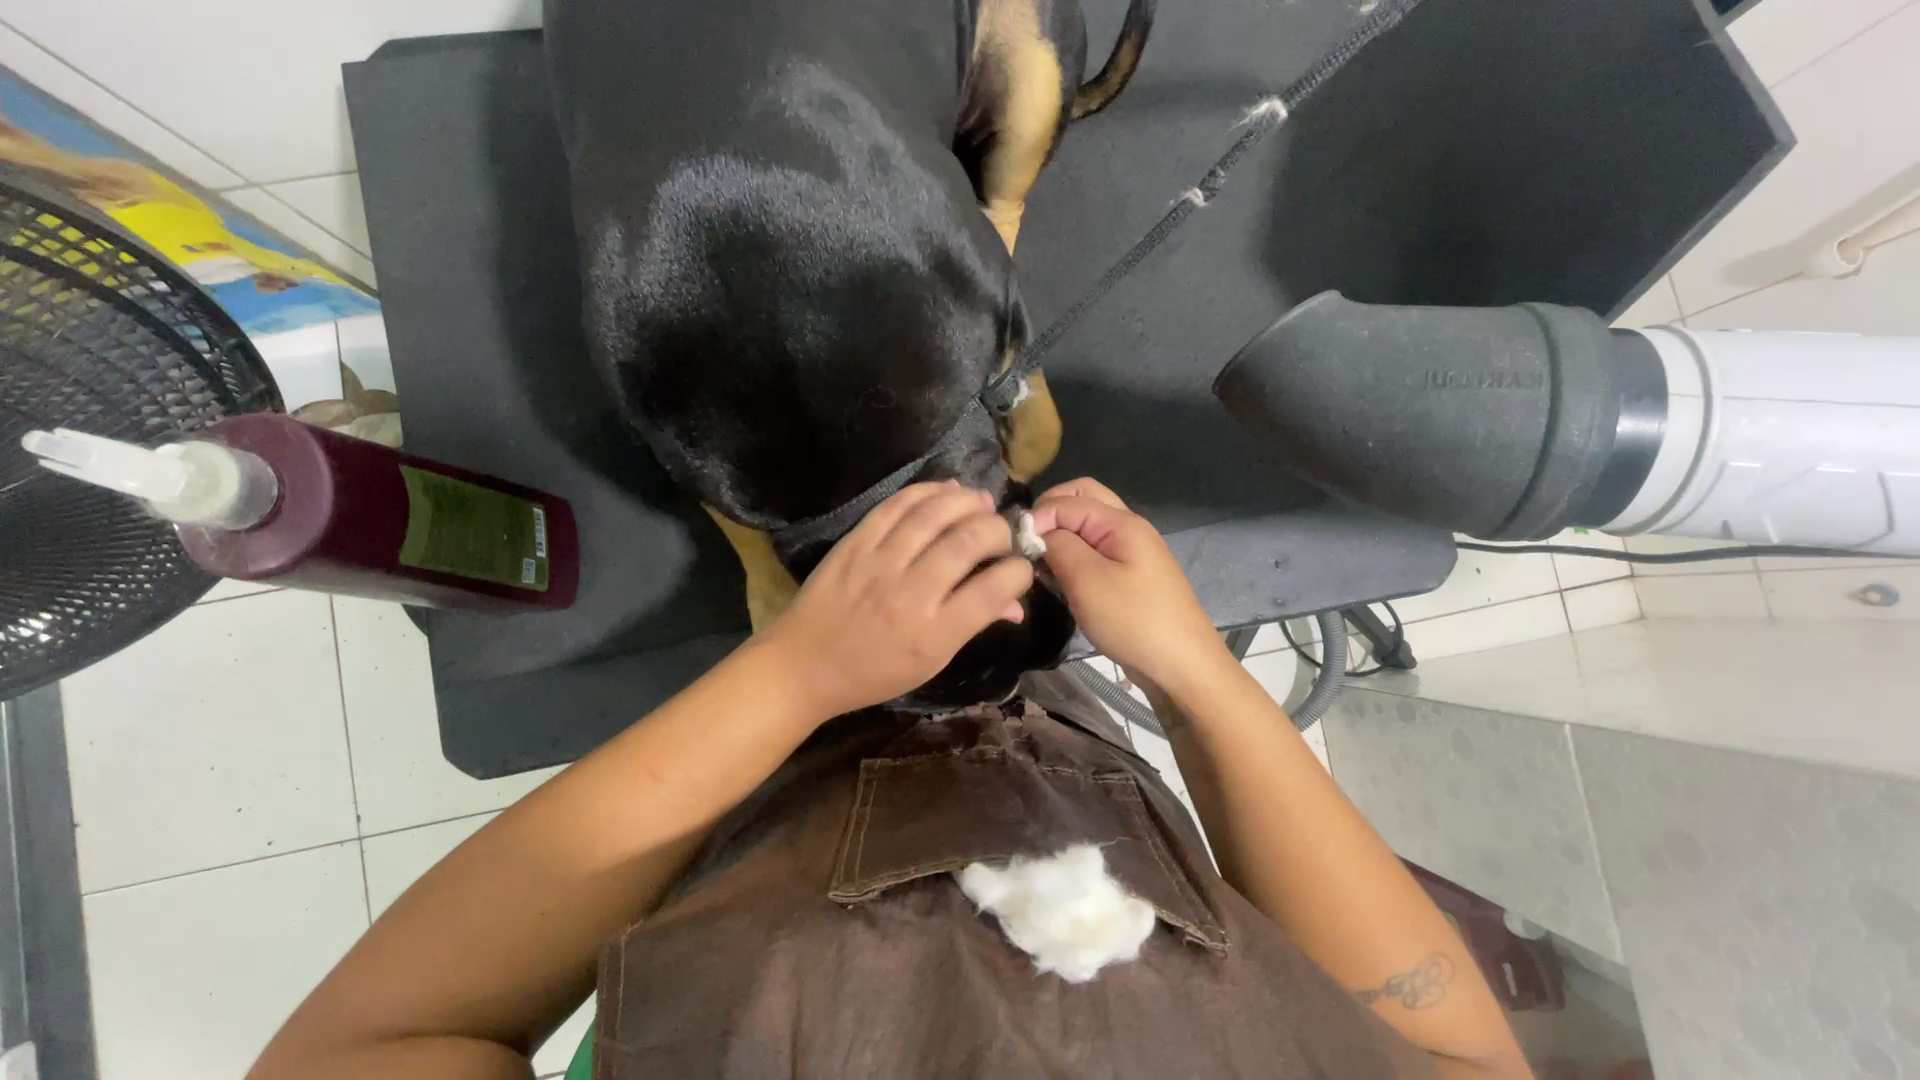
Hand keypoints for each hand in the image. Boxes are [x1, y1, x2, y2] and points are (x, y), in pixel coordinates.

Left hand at [758, 481, 1032, 717]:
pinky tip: (947, 491)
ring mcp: (880, 564)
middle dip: (998, 529)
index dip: (1018, 570)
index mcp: (934, 634)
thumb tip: (1015, 602)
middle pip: (969, 542)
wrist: (804, 664)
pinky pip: (897, 505)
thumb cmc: (874, 673)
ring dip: (968, 501)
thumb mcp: (931, 663)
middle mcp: (910, 594)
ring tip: (982, 502)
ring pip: (935, 514)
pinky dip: (928, 492)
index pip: (993, 589)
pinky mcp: (856, 543)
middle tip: (1003, 532)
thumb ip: (974, 625)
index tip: (1020, 566)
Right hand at [1029, 478, 1231, 696]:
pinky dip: (1073, 558)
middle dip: (1049, 516)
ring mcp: (1131, 553)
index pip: (1066, 499)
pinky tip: (1060, 583)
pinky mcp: (1130, 577)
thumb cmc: (1133, 620)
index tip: (1015, 549)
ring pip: (1087, 528)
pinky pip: (1095, 553)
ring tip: (1040, 568)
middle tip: (1028, 547)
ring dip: (1060, 538)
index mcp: (1121, 522)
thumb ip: (1058, 545)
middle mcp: (1128, 528)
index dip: (1037, 518)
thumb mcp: (1086, 580)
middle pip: (1081, 500)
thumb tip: (1036, 531)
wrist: (1182, 666)